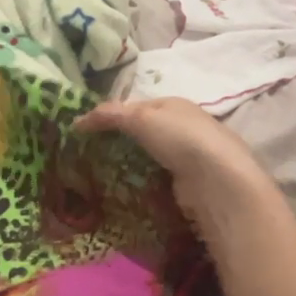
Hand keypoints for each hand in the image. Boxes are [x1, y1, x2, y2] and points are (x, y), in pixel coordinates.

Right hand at [75, 97, 277, 225]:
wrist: (218, 180)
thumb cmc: (180, 138)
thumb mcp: (139, 118)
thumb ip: (108, 115)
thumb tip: (76, 121)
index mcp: (173, 104)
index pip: (135, 106)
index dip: (110, 115)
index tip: (86, 131)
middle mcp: (184, 126)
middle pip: (143, 132)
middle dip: (118, 142)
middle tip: (89, 155)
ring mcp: (189, 156)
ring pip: (149, 156)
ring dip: (129, 164)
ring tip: (100, 176)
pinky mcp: (189, 182)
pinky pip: (157, 179)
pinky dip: (142, 182)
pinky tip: (125, 190)